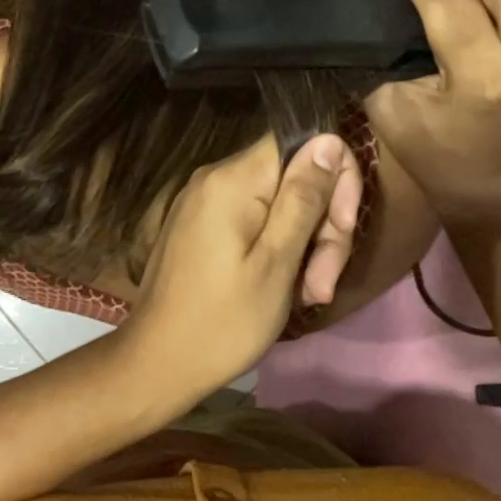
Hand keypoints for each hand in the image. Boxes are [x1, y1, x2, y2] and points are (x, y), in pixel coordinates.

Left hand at [123, 134, 362, 391]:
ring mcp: (203, 204)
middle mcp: (213, 179)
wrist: (159, 361)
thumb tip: (329, 139)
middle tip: (322, 283)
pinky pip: (253, 222)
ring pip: (277, 204)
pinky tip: (285, 290)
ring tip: (307, 296)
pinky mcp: (200, 228)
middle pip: (292, 175)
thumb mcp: (277, 262)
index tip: (342, 230)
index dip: (336, 178)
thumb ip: (303, 198)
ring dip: (304, 246)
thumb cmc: (223, 320)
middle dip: (322, 226)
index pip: (303, 141)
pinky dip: (277, 251)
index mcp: (230, 180)